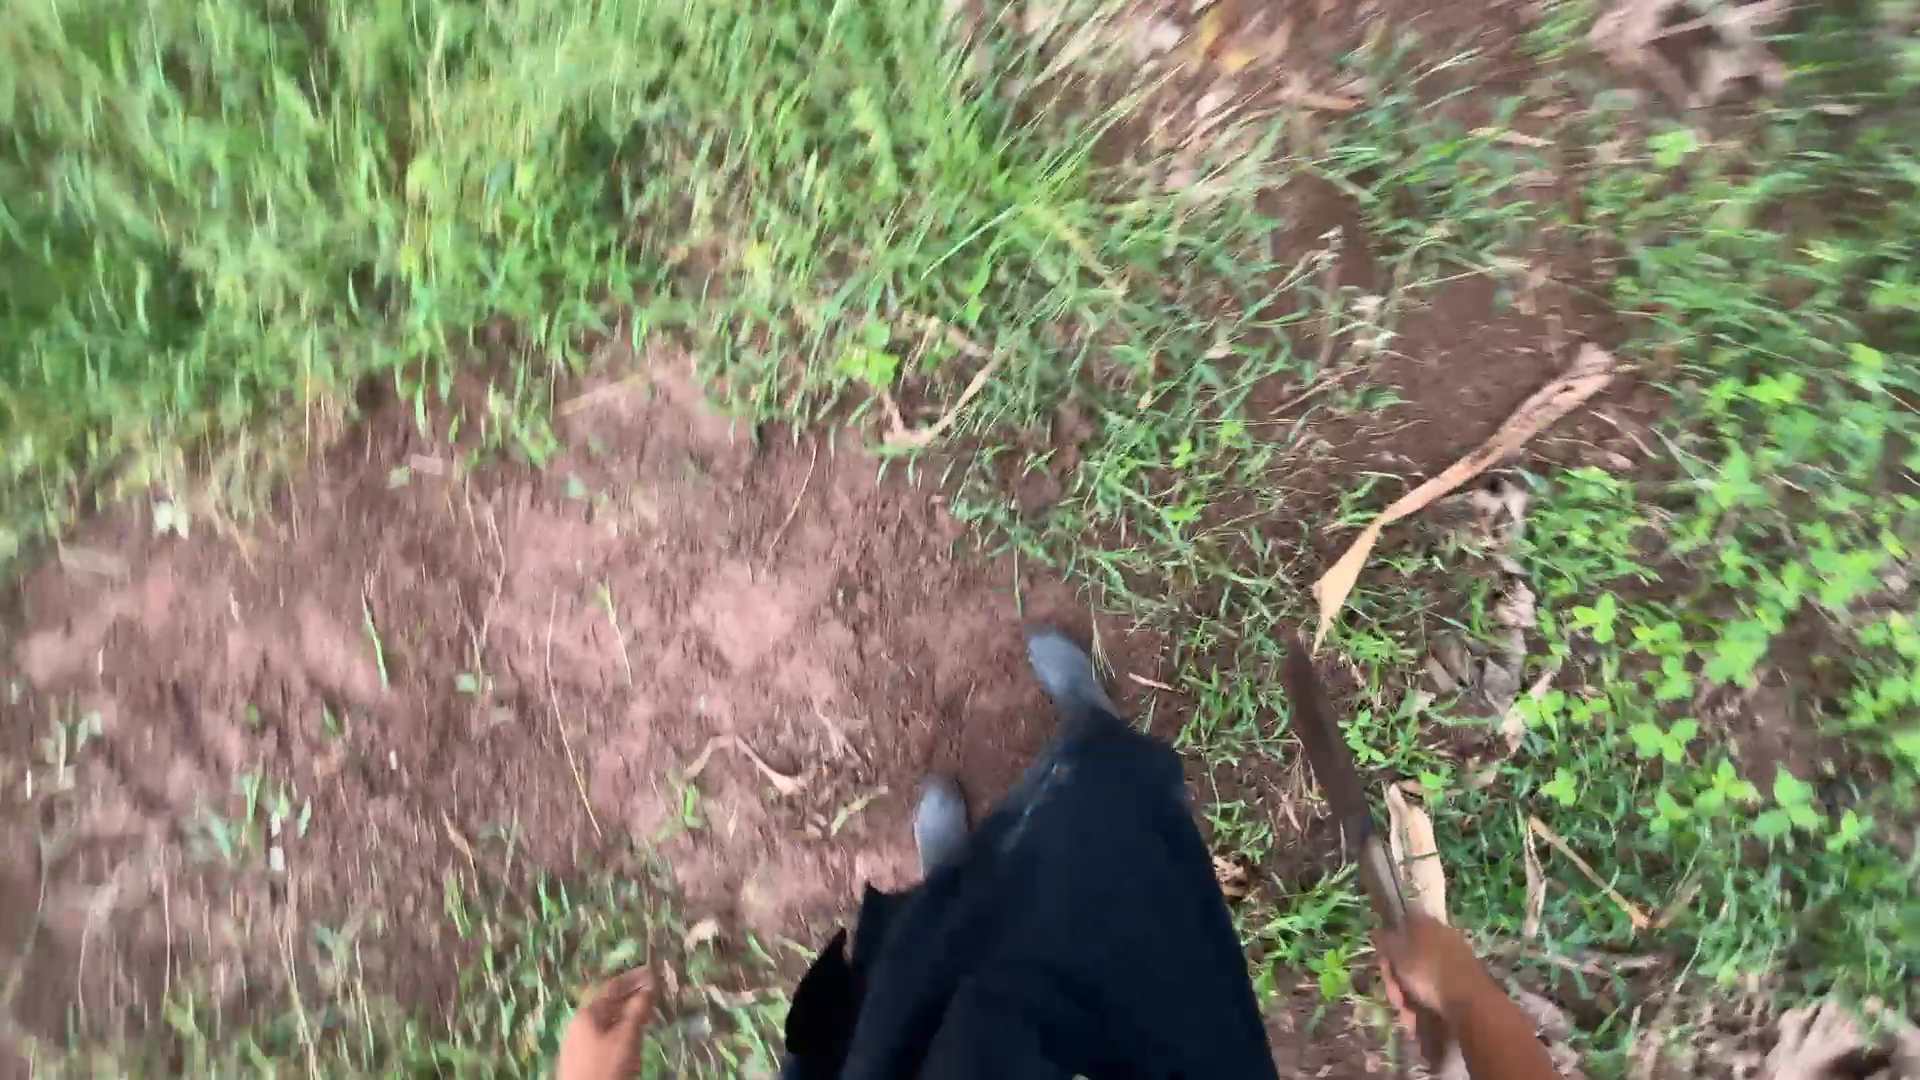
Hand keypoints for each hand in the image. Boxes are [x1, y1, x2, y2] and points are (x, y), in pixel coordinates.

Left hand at [556, 967, 656, 1079]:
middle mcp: (579, 1025)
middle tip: (655, 1000)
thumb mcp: (627, 1036)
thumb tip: (650, 985)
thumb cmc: (605, 1069)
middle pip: (611, 1004)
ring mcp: (578, 1045)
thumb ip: (638, 1008)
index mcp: (587, 1014)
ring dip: (629, 1021)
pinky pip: (605, 1040)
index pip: (613, 986)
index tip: (655, 973)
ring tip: (646, 1022)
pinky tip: (632, 1047)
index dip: (635, 978)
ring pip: (609, 1024)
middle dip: (634, 1001)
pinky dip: (621, 1037)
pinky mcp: (581, 1062)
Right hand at [1374, 913, 1481, 1030]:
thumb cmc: (1427, 970)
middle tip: (1395, 992)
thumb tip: (1377, 932)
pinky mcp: (1467, 980)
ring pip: (1422, 974)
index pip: (1398, 925)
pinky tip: (1421, 1016)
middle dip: (1397, 976)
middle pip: (1408, 954)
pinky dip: (1427, 1001)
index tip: (1385, 962)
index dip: (1387, 944)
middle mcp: (1440, 934)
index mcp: (1423, 921)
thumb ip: (1383, 940)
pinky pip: (1438, 987)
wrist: (1472, 1004)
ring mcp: (1456, 957)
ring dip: (1409, 993)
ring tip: (1408, 1011)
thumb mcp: (1395, 952)